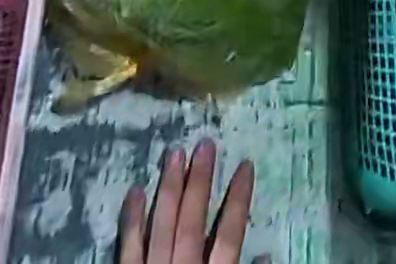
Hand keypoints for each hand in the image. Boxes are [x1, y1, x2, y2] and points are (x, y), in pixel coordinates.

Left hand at [119, 139, 260, 263]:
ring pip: (162, 225)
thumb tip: (267, 252)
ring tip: (176, 152)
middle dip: (200, 181)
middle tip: (206, 144)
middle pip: (192, 221)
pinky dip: (132, 219)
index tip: (246, 164)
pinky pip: (129, 246)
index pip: (230, 236)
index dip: (239, 199)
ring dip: (170, 187)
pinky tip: (136, 190)